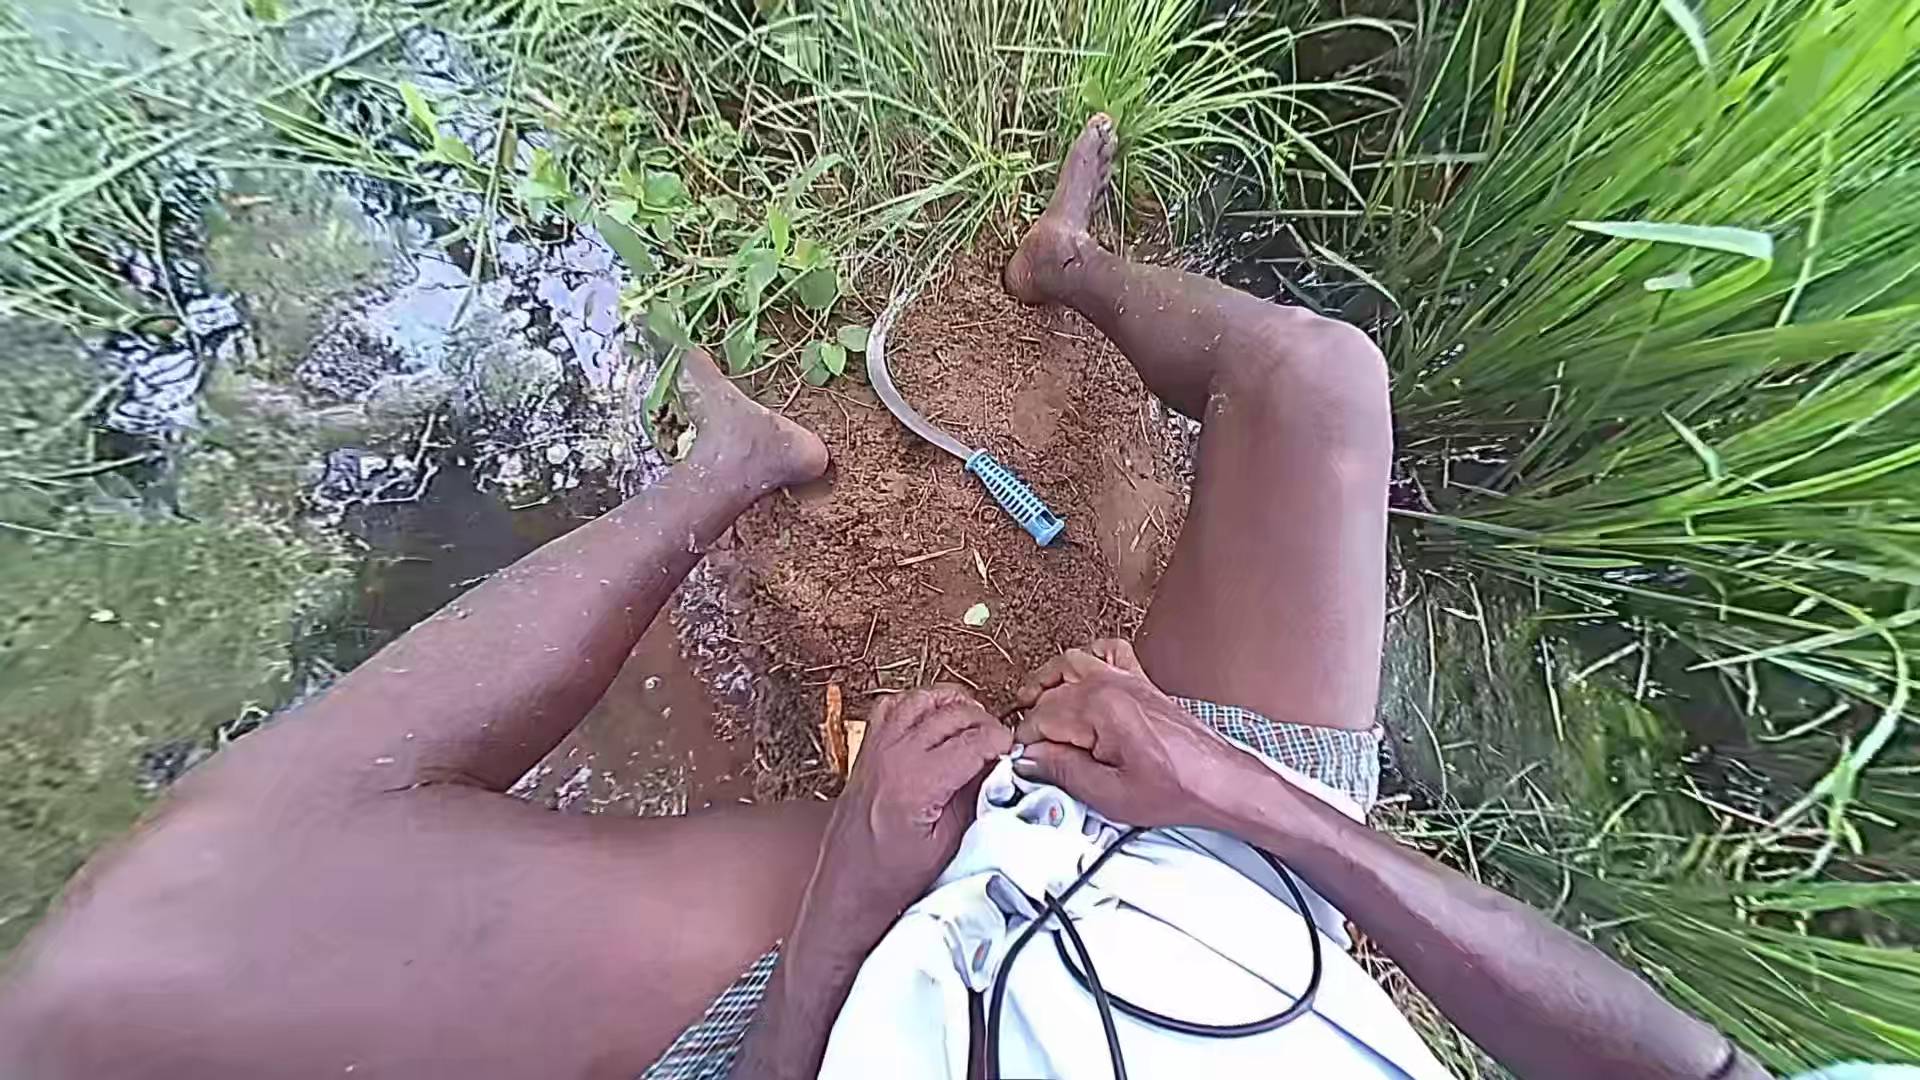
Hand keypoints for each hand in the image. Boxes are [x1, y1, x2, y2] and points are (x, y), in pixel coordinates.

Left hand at [806, 685, 1012, 935]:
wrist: (845, 887)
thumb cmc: (890, 876)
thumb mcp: (947, 843)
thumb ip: (973, 796)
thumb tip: (996, 765)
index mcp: (917, 782)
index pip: (972, 741)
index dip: (1000, 739)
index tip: (1012, 747)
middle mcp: (894, 755)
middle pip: (952, 713)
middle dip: (984, 721)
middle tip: (998, 740)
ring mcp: (878, 745)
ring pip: (924, 698)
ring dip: (953, 704)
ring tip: (971, 723)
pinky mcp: (869, 745)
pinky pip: (895, 705)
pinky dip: (919, 704)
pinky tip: (934, 720)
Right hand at [1013, 639, 1273, 828]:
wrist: (1221, 782)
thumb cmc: (1175, 790)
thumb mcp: (1110, 795)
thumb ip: (1062, 770)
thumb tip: (1028, 757)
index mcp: (1098, 708)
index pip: (1040, 718)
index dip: (1026, 742)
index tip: (1023, 762)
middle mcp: (1108, 683)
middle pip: (1050, 693)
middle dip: (1033, 720)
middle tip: (1030, 751)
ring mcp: (1124, 677)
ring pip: (1068, 663)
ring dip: (1047, 683)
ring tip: (1032, 704)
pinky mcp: (1138, 680)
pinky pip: (1107, 651)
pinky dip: (1088, 657)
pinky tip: (1078, 675)